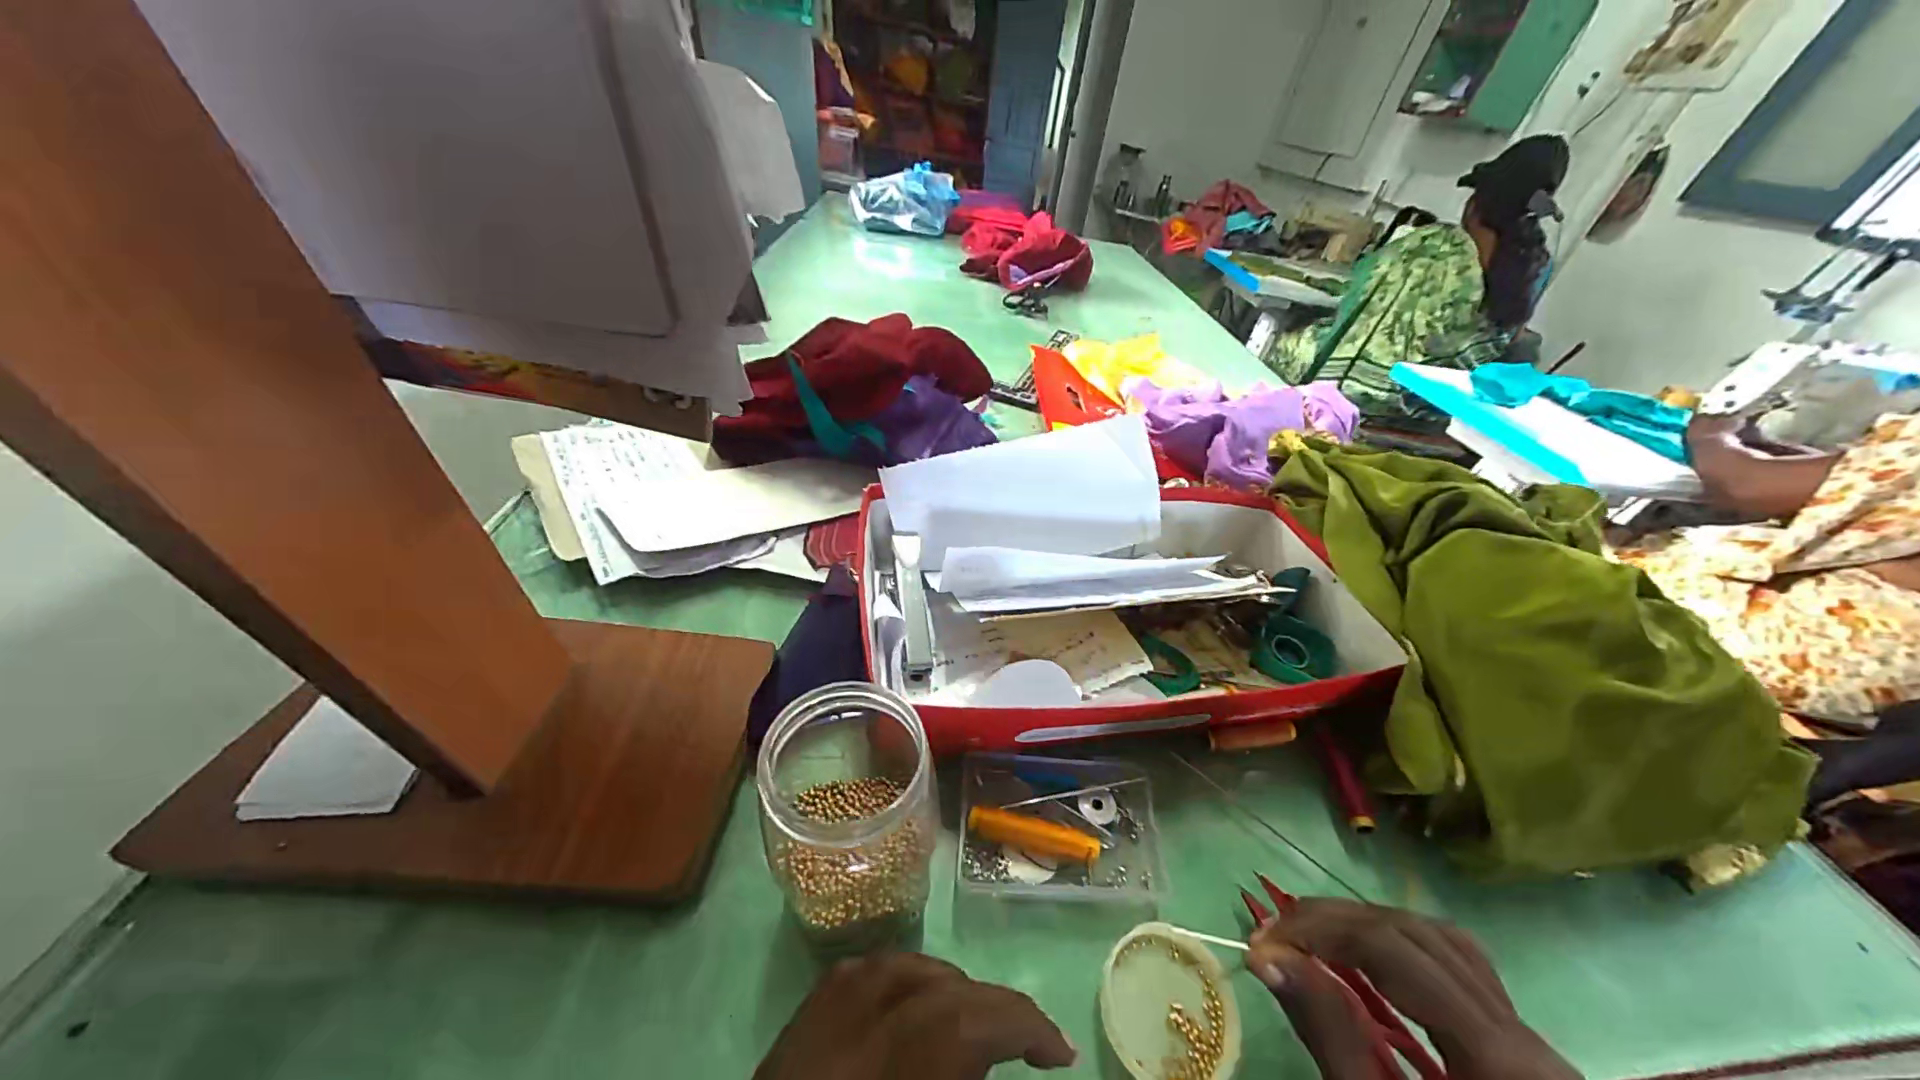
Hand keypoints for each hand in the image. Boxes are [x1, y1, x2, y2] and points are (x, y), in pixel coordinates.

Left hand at [754, 951, 1075, 1079]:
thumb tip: (998, 1064)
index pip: (959, 1027)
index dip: (1020, 1025)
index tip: (1060, 1053)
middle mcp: (846, 1050)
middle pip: (936, 994)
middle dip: (996, 1009)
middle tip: (1028, 1044)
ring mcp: (813, 1030)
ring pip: (897, 969)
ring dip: (950, 986)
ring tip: (975, 1020)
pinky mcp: (795, 1025)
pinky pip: (859, 975)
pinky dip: (900, 978)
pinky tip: (915, 998)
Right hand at [1247, 899, 1578, 1079]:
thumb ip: (1329, 1032)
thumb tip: (1268, 956)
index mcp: (1498, 1058)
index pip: (1391, 949)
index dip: (1319, 930)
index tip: (1262, 941)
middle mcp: (1526, 1036)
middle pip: (1414, 935)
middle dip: (1334, 924)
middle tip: (1274, 935)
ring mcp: (1529, 1038)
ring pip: (1437, 941)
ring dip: (1364, 928)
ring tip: (1310, 936)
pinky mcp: (1518, 1045)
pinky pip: (1457, 968)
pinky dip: (1400, 950)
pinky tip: (1364, 959)